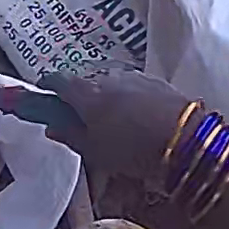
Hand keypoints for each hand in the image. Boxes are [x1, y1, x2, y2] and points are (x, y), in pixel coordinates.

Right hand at [0, 62, 195, 183]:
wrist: (185, 138)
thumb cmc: (132, 149)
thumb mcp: (95, 152)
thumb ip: (70, 136)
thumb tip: (51, 127)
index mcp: (86, 94)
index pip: (58, 80)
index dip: (48, 85)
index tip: (42, 91)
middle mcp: (107, 77)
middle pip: (86, 83)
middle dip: (81, 97)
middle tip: (81, 119)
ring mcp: (132, 76)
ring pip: (110, 84)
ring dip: (107, 98)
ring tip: (113, 122)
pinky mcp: (154, 80)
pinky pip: (131, 86)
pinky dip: (127, 98)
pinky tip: (135, 117)